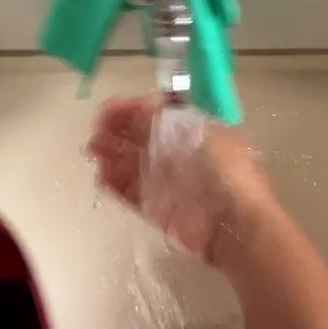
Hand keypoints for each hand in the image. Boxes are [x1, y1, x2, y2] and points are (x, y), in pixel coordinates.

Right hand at [86, 97, 274, 264]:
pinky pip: (131, 192)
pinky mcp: (158, 209)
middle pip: (142, 139)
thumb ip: (163, 119)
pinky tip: (101, 174)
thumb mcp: (194, 132)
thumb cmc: (221, 169)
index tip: (110, 110)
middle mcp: (180, 155)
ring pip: (132, 165)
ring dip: (112, 155)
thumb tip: (139, 107)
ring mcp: (168, 182)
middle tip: (97, 129)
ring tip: (94, 149)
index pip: (158, 116)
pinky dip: (115, 183)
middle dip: (118, 132)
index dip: (132, 111)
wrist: (233, 222)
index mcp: (194, 131)